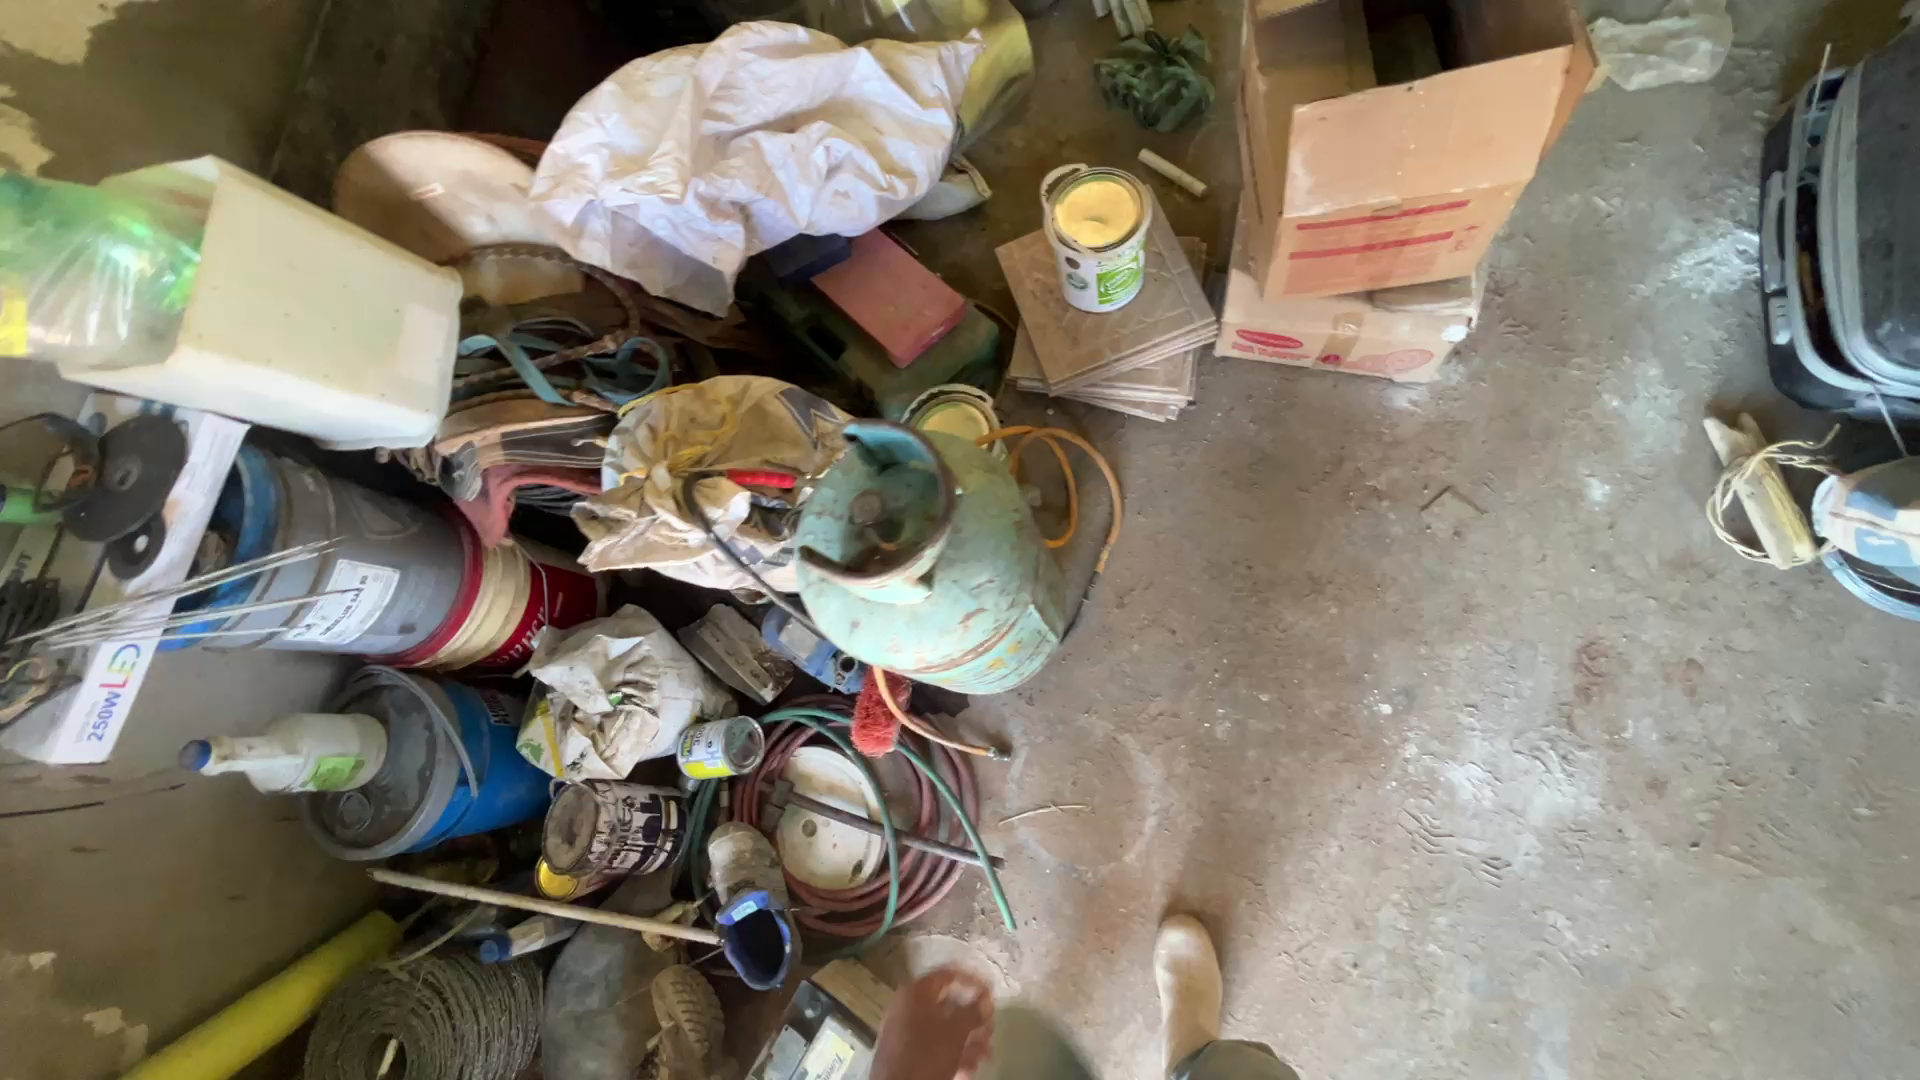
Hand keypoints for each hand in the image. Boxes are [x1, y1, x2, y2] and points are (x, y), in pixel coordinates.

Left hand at [870, 969, 995, 1079]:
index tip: (990, 991)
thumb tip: (987, 998)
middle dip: (972, 1016)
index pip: (947, 975)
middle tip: (990, 1025)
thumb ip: (973, 1012)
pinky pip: (935, 1045)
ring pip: (943, 1028)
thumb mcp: (954, 1033)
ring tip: (986, 1049)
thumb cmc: (925, 1055)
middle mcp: (908, 1007)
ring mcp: (906, 1032)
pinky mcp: (908, 1055)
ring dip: (968, 1037)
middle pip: (947, 1004)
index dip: (971, 980)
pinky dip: (954, 1051)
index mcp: (914, 993)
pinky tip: (971, 1065)